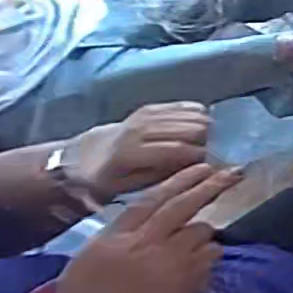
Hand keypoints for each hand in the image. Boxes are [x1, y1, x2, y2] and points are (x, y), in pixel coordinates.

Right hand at [49, 165, 240, 292]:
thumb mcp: (88, 271)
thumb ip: (123, 242)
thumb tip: (157, 222)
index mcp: (106, 244)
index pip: (145, 203)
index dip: (176, 183)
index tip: (200, 167)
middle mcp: (140, 244)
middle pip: (182, 204)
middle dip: (210, 184)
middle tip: (234, 171)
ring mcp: (170, 257)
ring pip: (201, 230)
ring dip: (199, 238)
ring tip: (179, 262)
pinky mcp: (192, 272)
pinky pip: (210, 253)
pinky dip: (205, 258)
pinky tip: (187, 276)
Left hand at [66, 102, 212, 198]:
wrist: (86, 154)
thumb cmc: (111, 176)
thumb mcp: (130, 185)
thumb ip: (165, 174)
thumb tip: (200, 163)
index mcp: (129, 153)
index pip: (179, 149)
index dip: (199, 155)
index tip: (207, 161)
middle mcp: (138, 130)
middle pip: (194, 129)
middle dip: (206, 141)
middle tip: (202, 150)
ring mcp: (146, 116)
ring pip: (197, 117)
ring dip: (206, 129)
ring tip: (200, 140)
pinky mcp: (152, 108)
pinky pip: (191, 106)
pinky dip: (200, 116)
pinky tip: (195, 126)